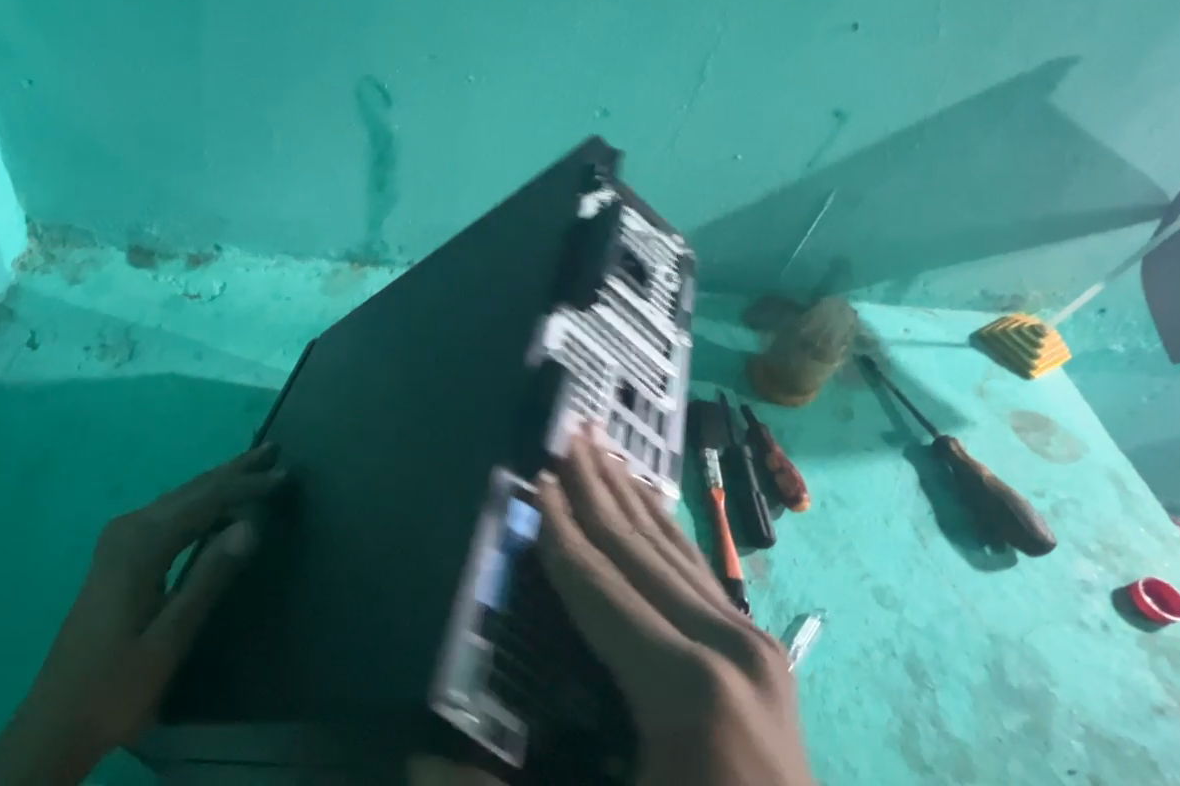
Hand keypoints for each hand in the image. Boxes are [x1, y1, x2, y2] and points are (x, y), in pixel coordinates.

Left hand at [0, 444, 285, 785]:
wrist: (58, 717)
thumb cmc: (117, 683)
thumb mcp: (170, 637)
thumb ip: (209, 577)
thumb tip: (250, 524)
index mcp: (141, 543)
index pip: (205, 500)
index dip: (246, 485)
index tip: (284, 474)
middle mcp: (129, 529)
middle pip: (190, 490)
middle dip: (233, 472)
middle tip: (273, 453)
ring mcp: (119, 541)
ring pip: (178, 500)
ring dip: (217, 485)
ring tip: (253, 471)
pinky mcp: (118, 556)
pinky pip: (168, 516)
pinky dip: (199, 505)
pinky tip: (216, 509)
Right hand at [536, 432, 813, 785]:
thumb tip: (416, 761)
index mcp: (682, 687)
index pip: (598, 585)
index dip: (558, 529)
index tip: (533, 475)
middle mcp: (724, 647)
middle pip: (636, 548)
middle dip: (593, 487)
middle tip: (563, 428)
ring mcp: (752, 645)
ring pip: (673, 549)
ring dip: (628, 493)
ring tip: (598, 442)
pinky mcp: (762, 651)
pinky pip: (701, 570)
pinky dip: (664, 527)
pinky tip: (648, 500)